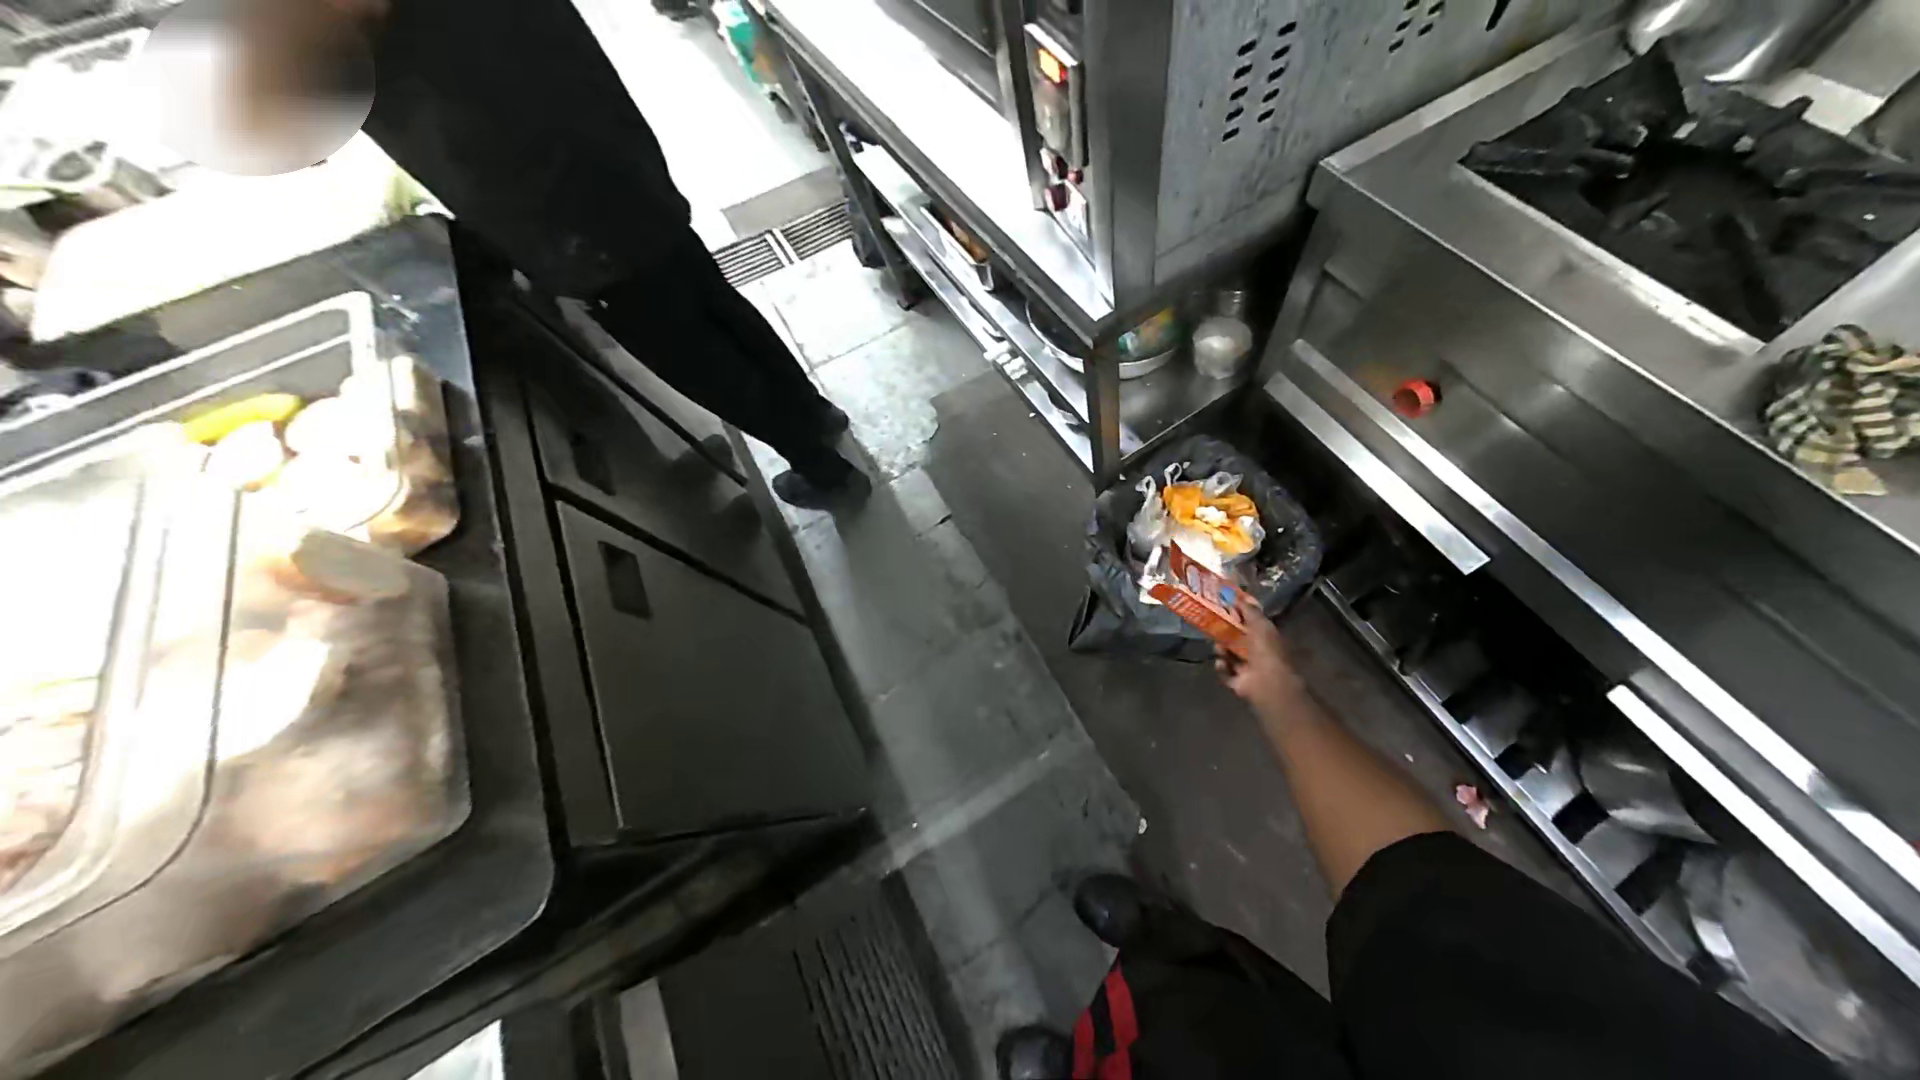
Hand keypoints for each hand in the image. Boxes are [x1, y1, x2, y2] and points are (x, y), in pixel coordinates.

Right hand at [1215, 594, 1305, 719]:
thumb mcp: (1260, 624)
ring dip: (1221, 650)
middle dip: (1225, 634)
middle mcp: (1258, 653)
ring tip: (1219, 647)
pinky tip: (1222, 662)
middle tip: (1214, 627)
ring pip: (1229, 655)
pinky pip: (1225, 671)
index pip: (1250, 624)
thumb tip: (1238, 597)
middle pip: (1237, 640)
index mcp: (1267, 638)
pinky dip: (1222, 666)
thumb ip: (1249, 611)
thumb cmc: (1266, 650)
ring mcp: (1248, 668)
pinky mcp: (1237, 682)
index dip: (1238, 617)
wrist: (1266, 681)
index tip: (1223, 609)